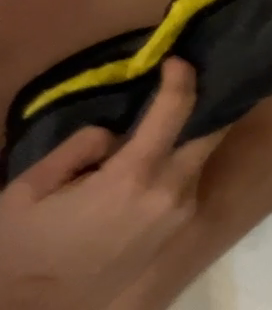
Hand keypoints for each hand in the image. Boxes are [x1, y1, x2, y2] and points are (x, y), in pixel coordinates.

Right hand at [0, 60, 224, 309]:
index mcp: (134, 177)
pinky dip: (175, 171)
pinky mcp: (182, 226)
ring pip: (199, 159)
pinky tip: (150, 173)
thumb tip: (117, 131)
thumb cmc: (18, 250)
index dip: (182, 80)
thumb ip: (79, 148)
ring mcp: (183, 209)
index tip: (180, 61)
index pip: (176, 111)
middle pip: (212, 131)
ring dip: (185, 144)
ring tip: (159, 135)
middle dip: (205, 108)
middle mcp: (172, 189)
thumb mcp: (27, 192)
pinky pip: (188, 184)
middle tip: (190, 90)